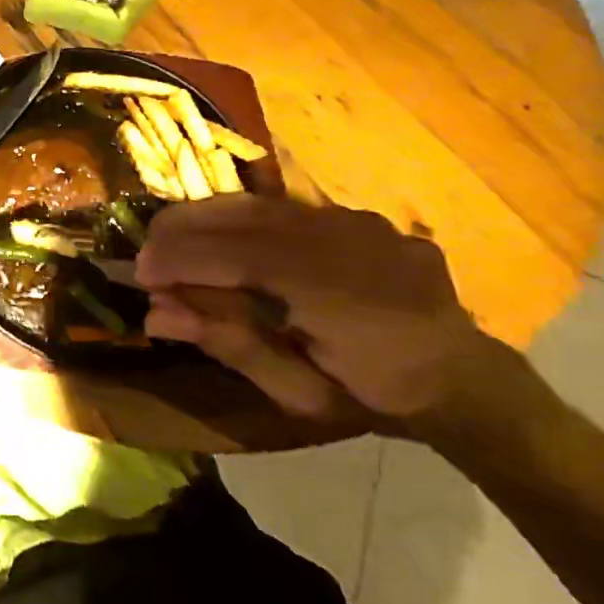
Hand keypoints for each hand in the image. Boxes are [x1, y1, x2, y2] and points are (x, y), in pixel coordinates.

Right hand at [135, 195, 532, 436]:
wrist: (463, 380)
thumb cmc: (374, 399)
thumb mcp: (298, 392)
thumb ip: (229, 343)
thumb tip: (158, 313)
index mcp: (333, 292)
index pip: (235, 256)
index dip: (180, 258)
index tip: (139, 273)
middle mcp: (344, 241)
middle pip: (241, 216)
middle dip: (183, 229)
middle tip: (146, 253)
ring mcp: (356, 222)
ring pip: (261, 205)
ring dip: (207, 218)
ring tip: (171, 239)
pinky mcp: (359, 216)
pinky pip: (286, 210)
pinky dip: (242, 219)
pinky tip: (223, 239)